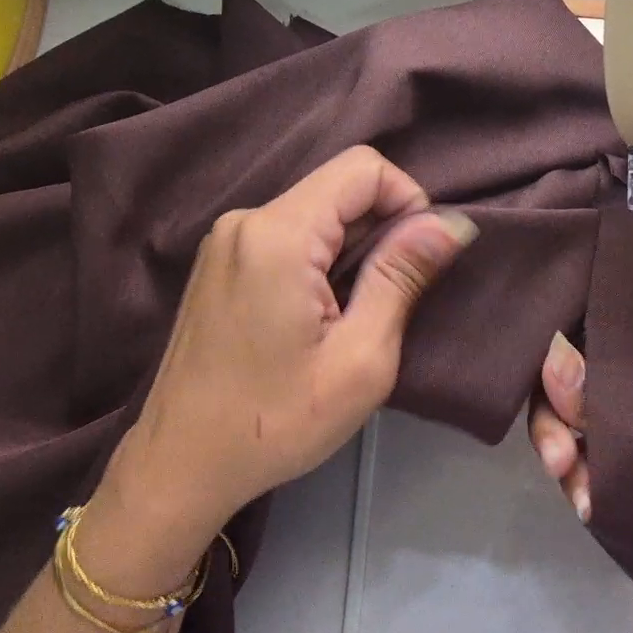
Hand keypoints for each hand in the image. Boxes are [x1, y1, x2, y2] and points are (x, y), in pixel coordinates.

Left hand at [94, 147, 475, 583]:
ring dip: (353, 252)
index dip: (409, 200)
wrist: (180, 466)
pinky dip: (321, 263)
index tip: (420, 261)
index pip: (364, 167)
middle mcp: (245, 221)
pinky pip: (287, 238)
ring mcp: (224, 243)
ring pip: (315, 215)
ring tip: (355, 318)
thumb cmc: (277, 422)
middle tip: (392, 302)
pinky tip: (319, 320)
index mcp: (278, 235)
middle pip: (338, 188)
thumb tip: (451, 223)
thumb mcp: (361, 358)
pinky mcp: (218, 266)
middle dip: (382, 230)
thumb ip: (403, 277)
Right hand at [527, 312, 632, 588]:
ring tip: (573, 481)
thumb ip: (611, 399)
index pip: (611, 318)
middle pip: (574, 369)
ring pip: (563, 416)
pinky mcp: (611, 464)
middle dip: (556, 410)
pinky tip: (590, 506)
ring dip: (559, 449)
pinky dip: (573, 480)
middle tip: (560, 450)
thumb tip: (551, 354)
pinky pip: (571, 458)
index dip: (570, 330)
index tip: (540, 356)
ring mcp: (624, 423)